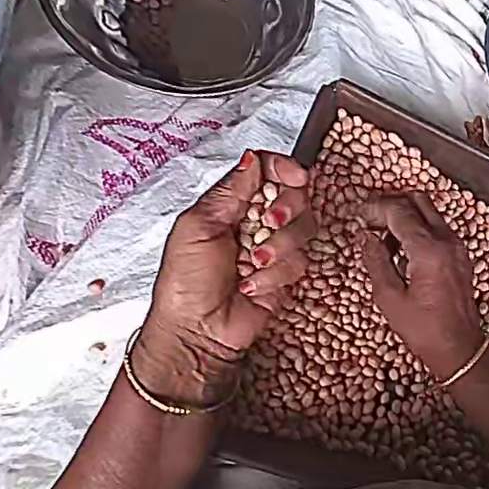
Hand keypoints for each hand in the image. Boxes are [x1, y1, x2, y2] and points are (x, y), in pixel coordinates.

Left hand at [136, 150, 312, 405]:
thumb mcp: (197, 225)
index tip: (295, 175)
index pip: (266, 171)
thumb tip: (253, 159)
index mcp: (231, 204)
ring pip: (303, 229)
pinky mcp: (286, 274)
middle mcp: (256, 222)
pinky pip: (300, 262)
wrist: (198, 329)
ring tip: (251, 264)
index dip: (284, 168)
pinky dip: (276, 274)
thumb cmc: (185, 282)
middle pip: (294, 195)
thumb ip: (230, 191)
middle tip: (268, 223)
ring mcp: (274, 248)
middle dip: (286, 209)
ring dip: (279, 247)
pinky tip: (254, 284)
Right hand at [358, 192, 483, 376]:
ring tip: (382, 239)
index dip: (375, 209)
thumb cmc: (425, 330)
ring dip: (405, 216)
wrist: (460, 349)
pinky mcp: (460, 256)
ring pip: (429, 211)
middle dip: (391, 204)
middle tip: (370, 220)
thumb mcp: (390, 298)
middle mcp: (447, 242)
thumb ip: (376, 261)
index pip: (399, 210)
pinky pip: (437, 228)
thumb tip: (366, 237)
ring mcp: (457, 247)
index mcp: (429, 251)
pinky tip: (401, 250)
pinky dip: (418, 228)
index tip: (360, 217)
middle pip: (417, 200)